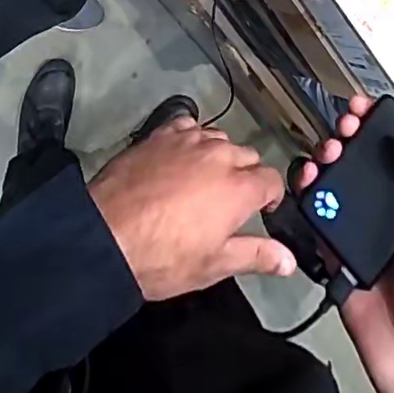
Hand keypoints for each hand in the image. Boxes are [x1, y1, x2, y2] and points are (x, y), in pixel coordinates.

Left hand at [88, 117, 294, 301]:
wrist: (103, 236)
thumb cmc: (161, 257)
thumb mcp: (212, 265)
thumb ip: (256, 255)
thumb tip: (290, 260)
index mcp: (240, 187)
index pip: (273, 179)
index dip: (270, 196)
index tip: (260, 210)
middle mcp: (221, 155)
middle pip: (249, 156)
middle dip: (245, 175)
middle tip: (226, 202)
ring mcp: (191, 139)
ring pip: (220, 140)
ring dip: (219, 156)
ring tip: (201, 180)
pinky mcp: (164, 133)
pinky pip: (190, 126)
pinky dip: (191, 139)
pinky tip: (179, 158)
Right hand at [297, 95, 393, 392]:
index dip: (380, 125)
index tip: (367, 107)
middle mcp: (385, 205)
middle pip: (361, 157)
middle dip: (349, 133)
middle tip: (345, 125)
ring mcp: (357, 224)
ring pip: (336, 177)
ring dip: (327, 155)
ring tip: (328, 151)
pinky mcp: (333, 245)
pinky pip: (317, 212)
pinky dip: (309, 190)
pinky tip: (309, 179)